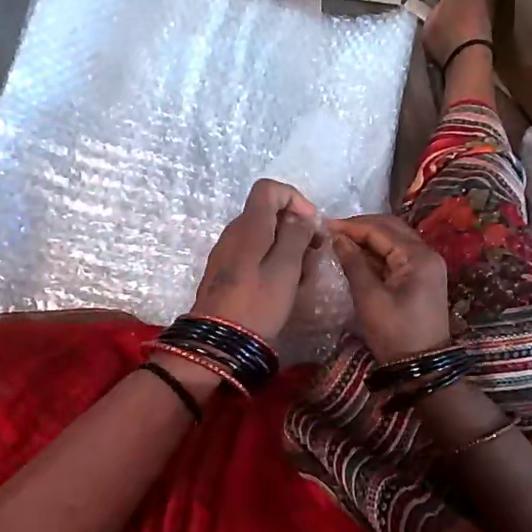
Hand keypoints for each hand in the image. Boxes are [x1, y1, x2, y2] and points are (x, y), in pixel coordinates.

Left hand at [190, 179, 323, 344]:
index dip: (295, 199)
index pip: (269, 189)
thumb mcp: (285, 270)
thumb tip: (300, 217)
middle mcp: (234, 233)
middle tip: (313, 254)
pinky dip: (273, 262)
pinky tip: (283, 287)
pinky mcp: (225, 272)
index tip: (311, 225)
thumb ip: (295, 236)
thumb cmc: (257, 304)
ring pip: (264, 236)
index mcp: (249, 227)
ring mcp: (227, 252)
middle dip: (295, 228)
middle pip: (268, 213)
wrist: (218, 342)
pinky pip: (254, 254)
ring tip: (302, 276)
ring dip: (287, 248)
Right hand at [329, 215, 453, 361]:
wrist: (421, 366)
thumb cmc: (395, 333)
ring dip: (368, 239)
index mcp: (419, 257)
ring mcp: (426, 266)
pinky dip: (376, 254)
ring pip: (394, 241)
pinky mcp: (421, 278)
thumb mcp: (370, 298)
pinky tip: (356, 256)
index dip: (351, 226)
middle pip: (391, 229)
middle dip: (360, 228)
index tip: (325, 225)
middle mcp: (427, 255)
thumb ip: (354, 264)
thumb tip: (337, 238)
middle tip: (332, 231)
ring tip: (339, 241)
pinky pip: (397, 257)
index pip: (381, 229)